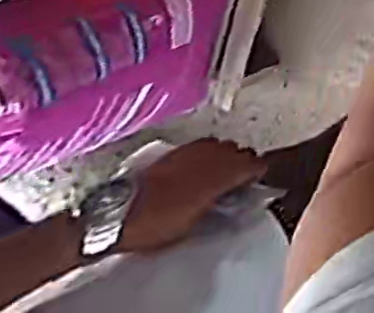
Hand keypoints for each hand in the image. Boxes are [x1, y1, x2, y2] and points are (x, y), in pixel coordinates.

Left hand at [115, 139, 265, 253]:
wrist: (114, 214)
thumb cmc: (155, 224)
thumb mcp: (193, 225)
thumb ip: (220, 208)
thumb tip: (232, 203)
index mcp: (228, 173)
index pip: (259, 165)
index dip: (255, 177)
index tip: (246, 187)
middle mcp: (220, 155)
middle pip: (244, 153)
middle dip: (240, 166)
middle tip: (227, 184)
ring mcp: (199, 149)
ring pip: (225, 147)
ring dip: (223, 159)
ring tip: (208, 175)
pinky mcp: (180, 149)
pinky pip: (204, 146)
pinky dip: (204, 155)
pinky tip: (191, 170)